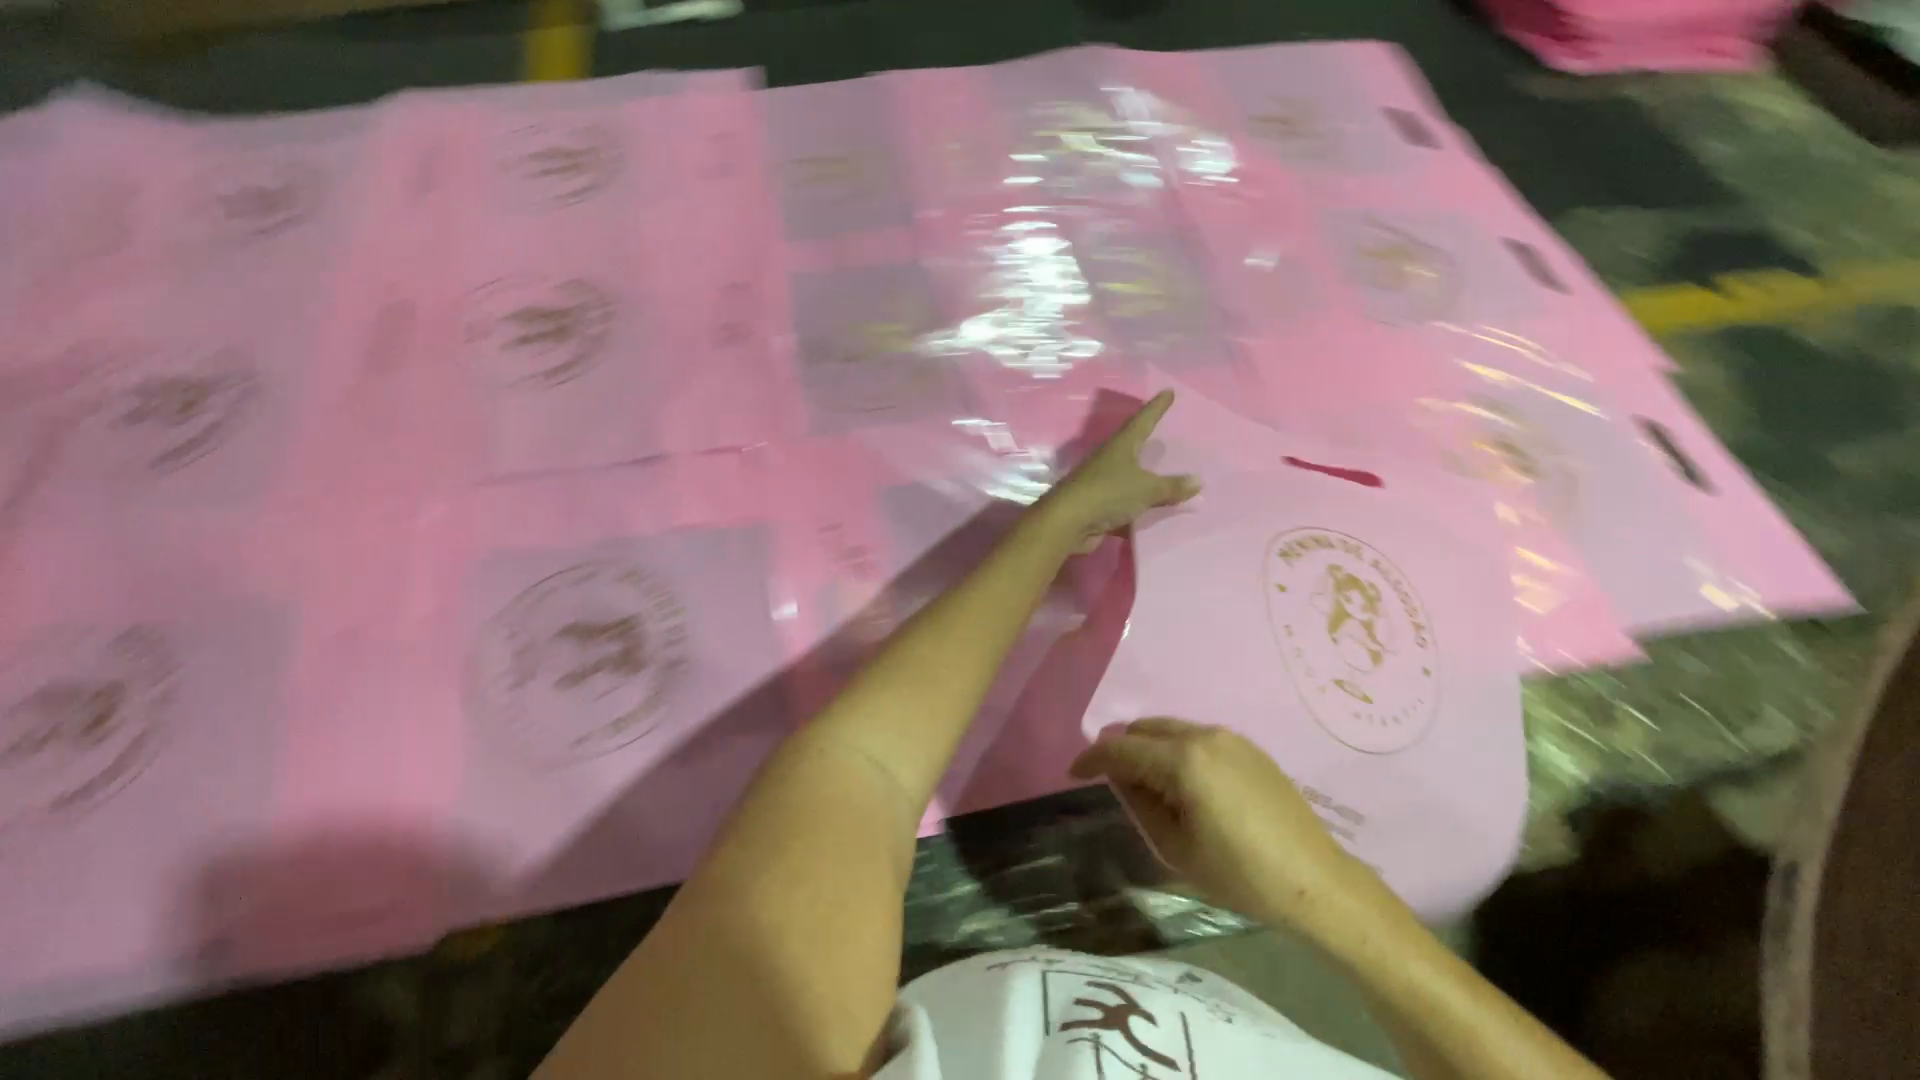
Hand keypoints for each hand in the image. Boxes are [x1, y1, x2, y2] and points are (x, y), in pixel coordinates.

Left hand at [1038, 390, 1200, 554]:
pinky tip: (1156, 511)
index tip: (1168, 392)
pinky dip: (1141, 506)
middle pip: (1134, 446)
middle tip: (1168, 433)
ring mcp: (1102, 483)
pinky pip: (1127, 504)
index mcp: (1121, 445)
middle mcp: (1110, 460)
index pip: (1143, 420)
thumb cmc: (1107, 494)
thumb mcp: (1145, 489)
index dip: (1157, 407)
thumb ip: (1171, 486)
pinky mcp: (1098, 506)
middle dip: (1150, 440)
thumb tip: (1197, 481)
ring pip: (1131, 477)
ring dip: (1147, 477)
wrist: (1067, 524)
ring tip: (1168, 475)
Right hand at [1070, 719, 1377, 930]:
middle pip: (1145, 729)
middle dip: (1122, 750)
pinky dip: (1177, 751)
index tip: (1074, 773)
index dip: (1092, 759)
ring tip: (1149, 789)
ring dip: (1150, 749)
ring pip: (1171, 730)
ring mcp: (1231, 739)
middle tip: (1114, 785)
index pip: (1121, 749)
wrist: (1316, 882)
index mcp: (1183, 760)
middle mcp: (1205, 736)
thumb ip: (1140, 803)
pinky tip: (1184, 786)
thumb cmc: (1240, 874)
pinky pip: (1198, 738)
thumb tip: (1121, 779)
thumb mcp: (1176, 847)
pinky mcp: (1250, 749)